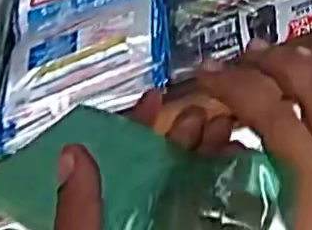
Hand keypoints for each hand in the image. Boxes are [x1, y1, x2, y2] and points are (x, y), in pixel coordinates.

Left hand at [54, 91, 241, 229]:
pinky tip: (241, 155)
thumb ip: (78, 207)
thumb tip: (70, 151)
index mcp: (106, 210)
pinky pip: (219, 195)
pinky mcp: (203, 220)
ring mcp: (172, 215)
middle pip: (165, 160)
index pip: (120, 159)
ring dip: (212, 144)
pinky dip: (231, 173)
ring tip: (226, 124)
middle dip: (186, 126)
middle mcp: (140, 210)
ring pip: (194, 174)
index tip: (155, 94)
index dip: (137, 124)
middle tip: (202, 108)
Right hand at [198, 46, 311, 229]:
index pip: (274, 118)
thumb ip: (251, 212)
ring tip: (275, 56)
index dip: (238, 89)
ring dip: (302, 69)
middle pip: (311, 89)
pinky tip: (311, 96)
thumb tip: (222, 178)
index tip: (205, 77)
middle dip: (273, 63)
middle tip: (240, 53)